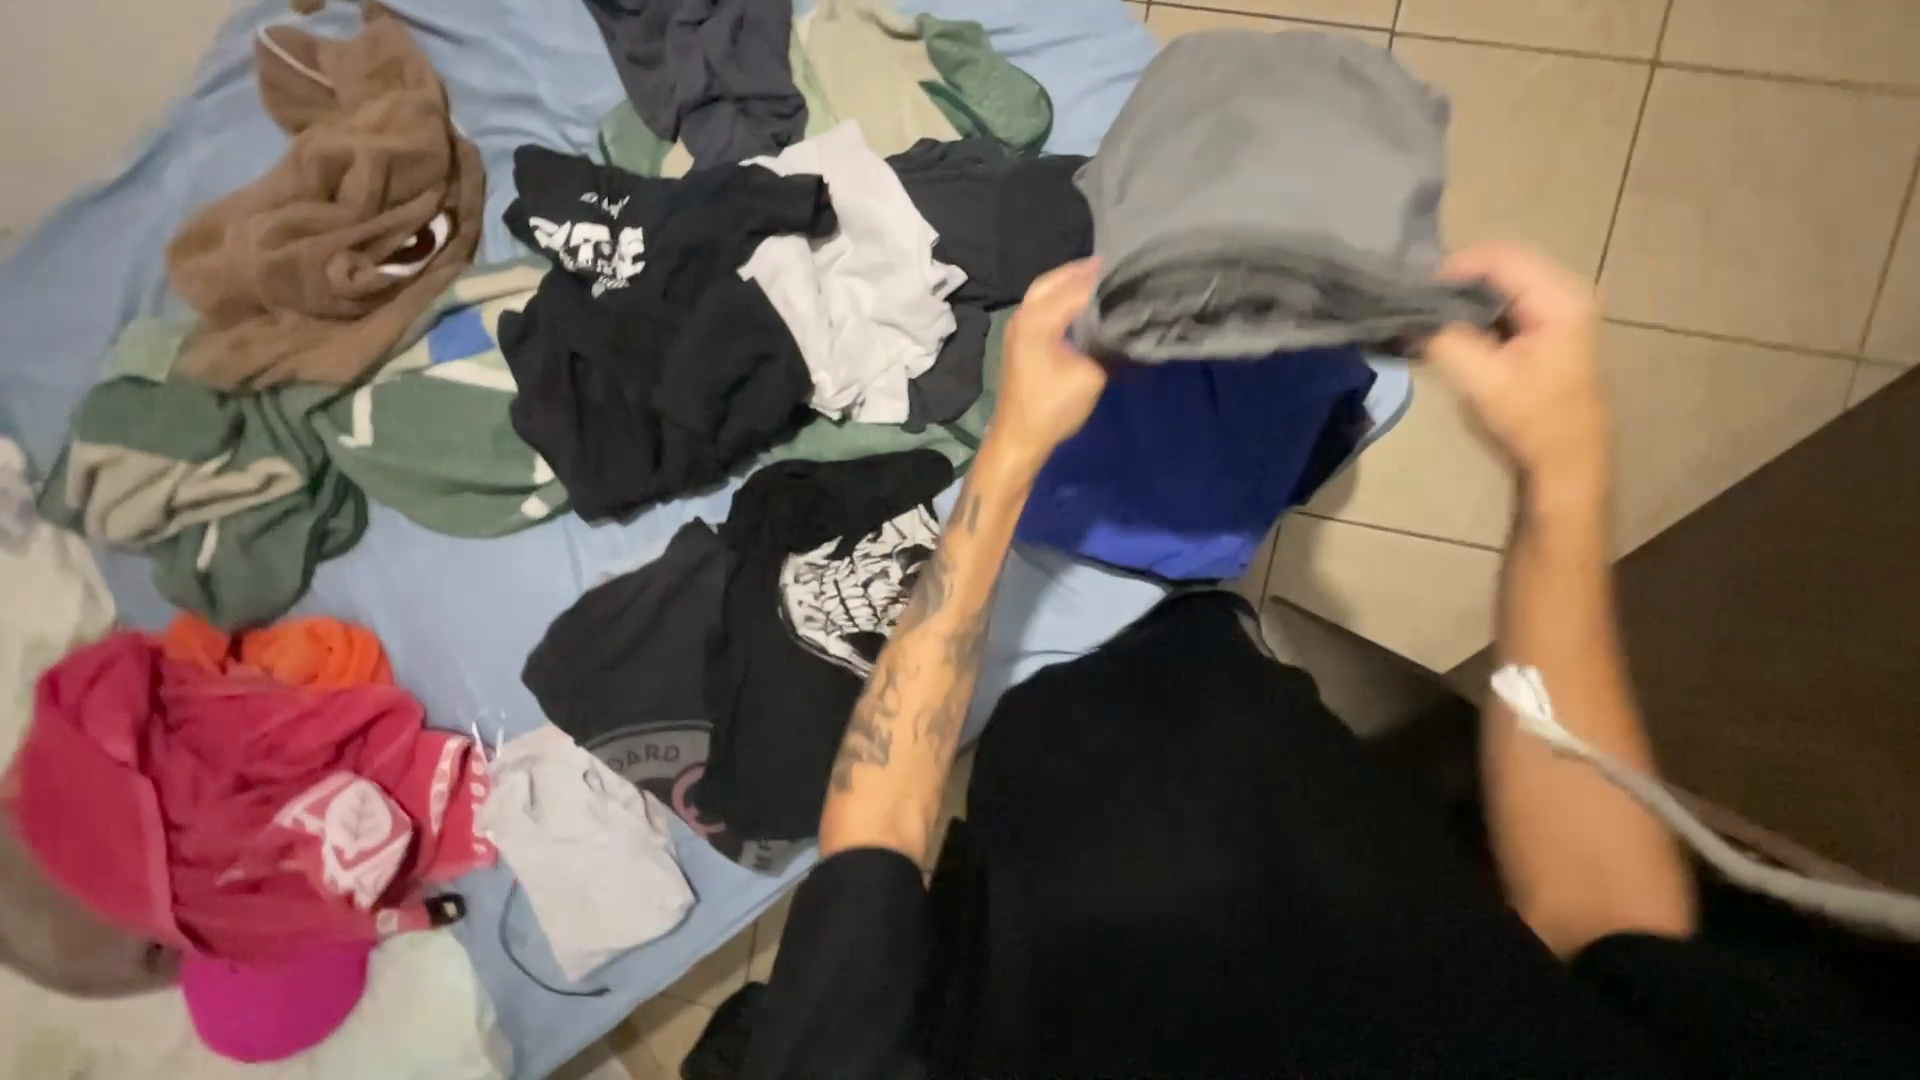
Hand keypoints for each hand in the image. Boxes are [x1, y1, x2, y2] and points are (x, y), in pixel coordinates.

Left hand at [986, 259, 1107, 465]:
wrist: (1018, 437)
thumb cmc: (1053, 408)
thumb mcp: (1091, 377)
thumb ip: (1107, 344)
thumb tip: (1124, 326)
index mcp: (1039, 320)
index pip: (1078, 287)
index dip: (1105, 279)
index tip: (1132, 270)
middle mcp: (1024, 315)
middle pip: (1054, 279)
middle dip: (1082, 271)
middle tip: (1113, 266)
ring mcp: (1017, 327)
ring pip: (1043, 290)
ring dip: (1069, 282)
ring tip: (1099, 280)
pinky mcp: (1018, 339)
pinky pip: (1039, 304)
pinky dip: (1059, 296)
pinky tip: (1078, 303)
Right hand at [1424, 244, 1610, 503]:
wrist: (1568, 454)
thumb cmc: (1533, 418)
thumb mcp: (1484, 381)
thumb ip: (1446, 342)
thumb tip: (1407, 320)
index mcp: (1559, 299)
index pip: (1501, 258)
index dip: (1454, 266)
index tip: (1412, 289)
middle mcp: (1565, 291)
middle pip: (1502, 263)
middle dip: (1455, 277)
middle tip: (1412, 298)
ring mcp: (1558, 306)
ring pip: (1501, 280)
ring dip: (1461, 292)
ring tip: (1423, 309)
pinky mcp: (1545, 323)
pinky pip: (1504, 299)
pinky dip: (1473, 306)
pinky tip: (1446, 323)